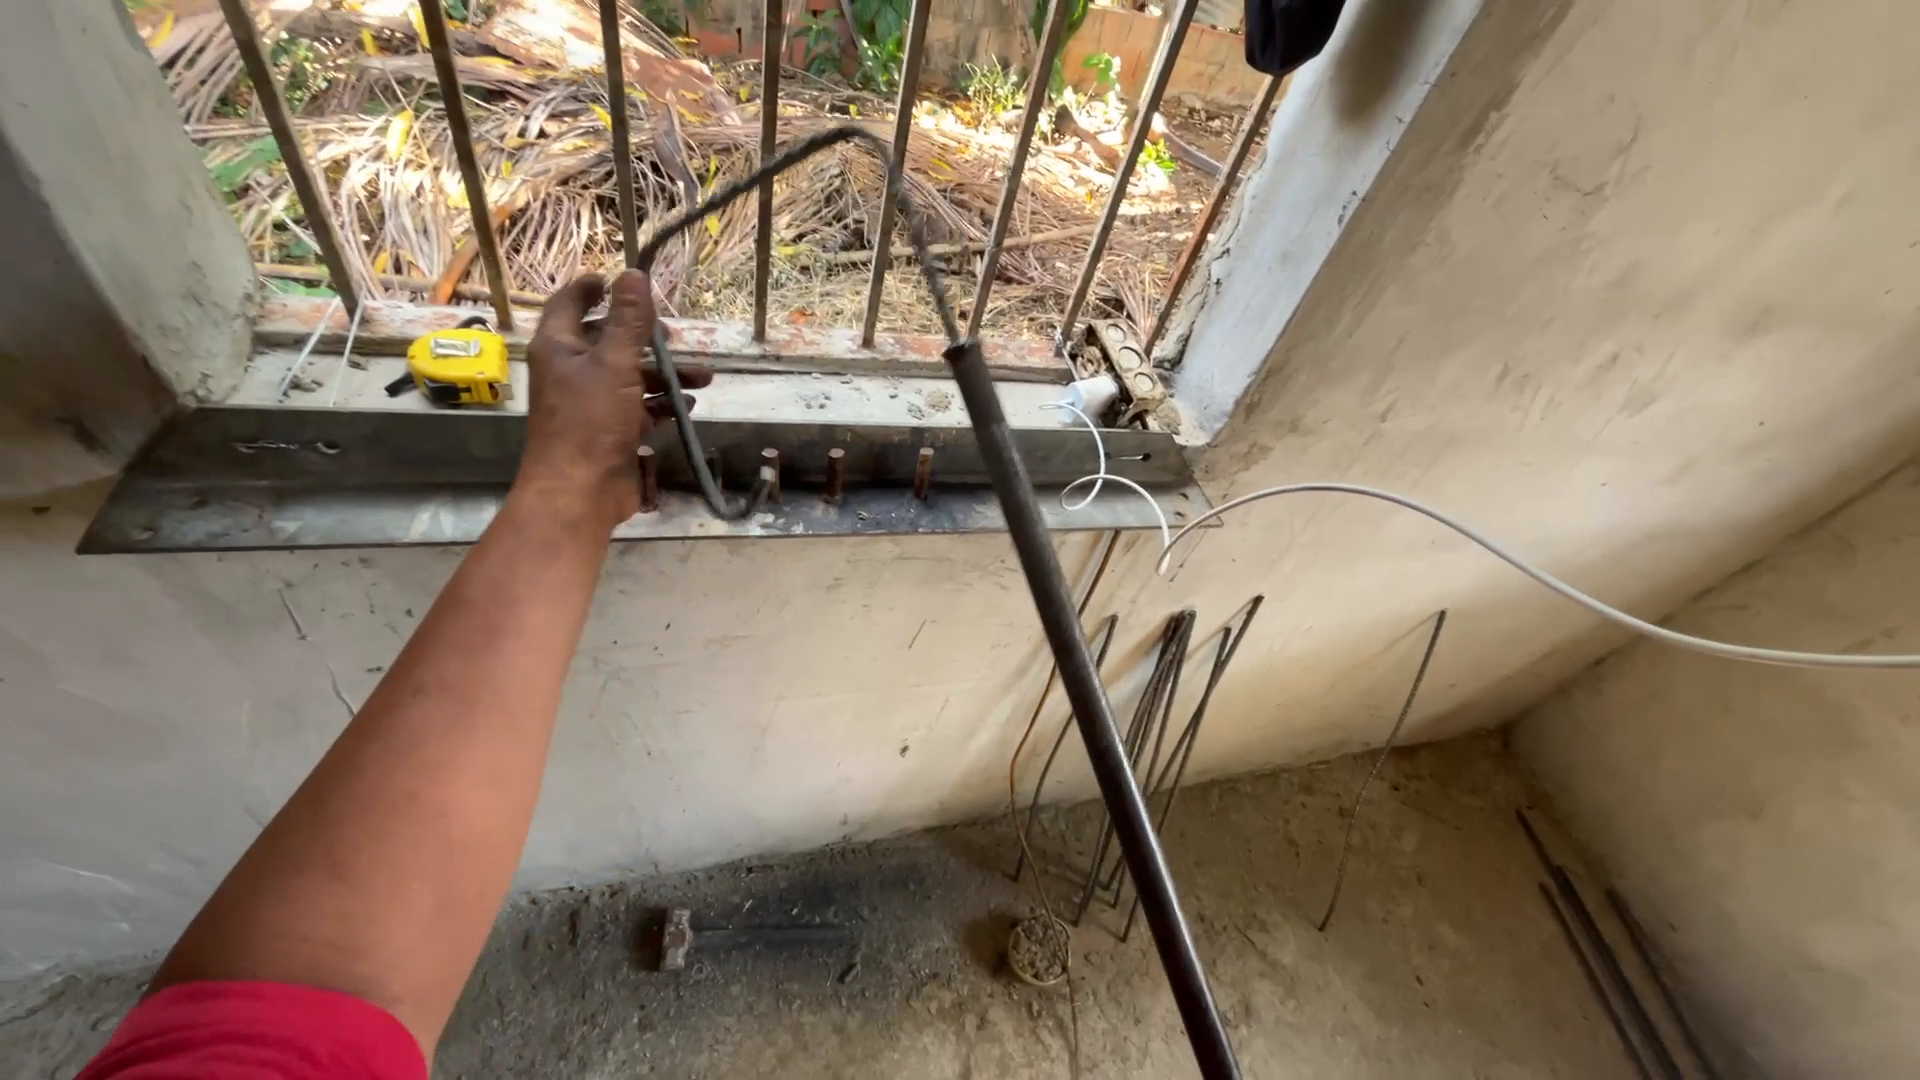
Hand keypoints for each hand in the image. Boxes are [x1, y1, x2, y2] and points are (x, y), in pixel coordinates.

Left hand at [515, 270, 711, 526]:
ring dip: (666, 375)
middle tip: (673, 335)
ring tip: (703, 378)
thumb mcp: (615, 363)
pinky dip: (663, 404)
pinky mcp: (612, 431)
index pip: (570, 304)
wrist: (581, 490)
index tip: (618, 279)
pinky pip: (641, 407)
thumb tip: (634, 274)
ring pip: (632, 376)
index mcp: (560, 348)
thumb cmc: (590, 421)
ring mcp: (592, 403)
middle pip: (610, 341)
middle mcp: (572, 371)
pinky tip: (687, 406)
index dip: (592, 288)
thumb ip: (628, 321)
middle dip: (646, 337)